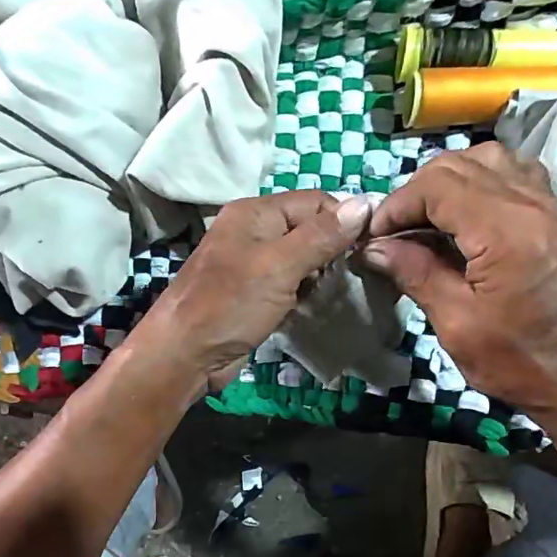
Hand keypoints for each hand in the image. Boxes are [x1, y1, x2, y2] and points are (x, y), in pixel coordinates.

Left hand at [129, 190, 373, 393]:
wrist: (184, 355)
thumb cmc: (230, 304)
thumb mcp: (279, 265)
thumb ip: (321, 236)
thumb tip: (363, 205)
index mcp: (255, 212)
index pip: (314, 201)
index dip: (345, 219)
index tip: (371, 247)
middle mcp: (252, 231)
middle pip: (308, 228)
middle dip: (334, 248)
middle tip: (358, 273)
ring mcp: (251, 264)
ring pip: (300, 258)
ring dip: (321, 273)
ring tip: (343, 290)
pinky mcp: (252, 294)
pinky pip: (288, 283)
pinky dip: (304, 292)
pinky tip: (318, 304)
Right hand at [360, 144, 556, 459]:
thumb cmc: (522, 363)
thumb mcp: (458, 324)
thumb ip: (416, 274)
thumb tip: (373, 247)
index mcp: (504, 229)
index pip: (436, 185)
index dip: (396, 204)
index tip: (373, 237)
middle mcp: (531, 203)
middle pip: (460, 164)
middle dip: (417, 192)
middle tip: (394, 233)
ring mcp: (550, 207)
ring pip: (489, 161)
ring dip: (450, 181)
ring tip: (427, 222)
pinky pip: (515, 176)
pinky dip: (482, 184)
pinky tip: (467, 219)